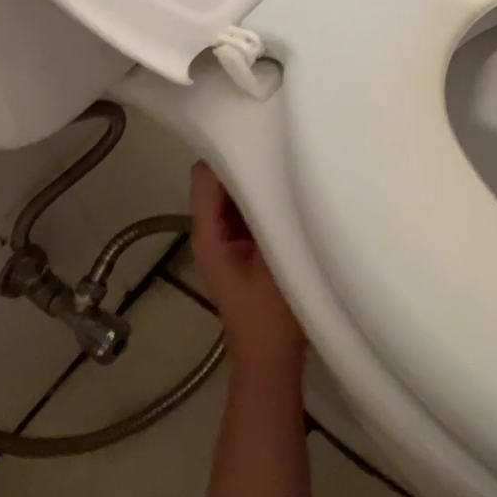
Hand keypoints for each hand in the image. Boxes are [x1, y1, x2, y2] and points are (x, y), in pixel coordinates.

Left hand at [190, 161, 305, 373]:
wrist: (272, 362)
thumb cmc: (271, 315)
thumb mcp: (274, 261)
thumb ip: (271, 216)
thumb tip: (277, 169)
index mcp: (208, 231)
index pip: (205, 173)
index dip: (227, 150)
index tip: (258, 133)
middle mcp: (210, 228)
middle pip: (218, 177)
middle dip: (244, 159)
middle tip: (280, 141)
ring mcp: (227, 237)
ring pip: (234, 190)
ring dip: (255, 178)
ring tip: (288, 159)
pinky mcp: (244, 245)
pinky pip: (248, 207)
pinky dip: (263, 196)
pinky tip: (291, 189)